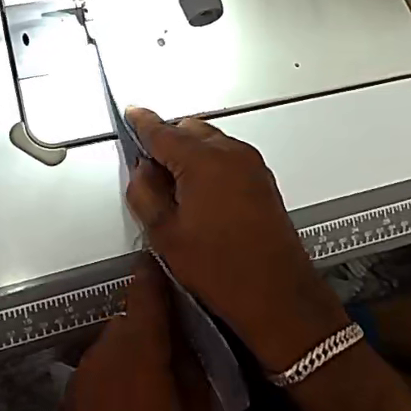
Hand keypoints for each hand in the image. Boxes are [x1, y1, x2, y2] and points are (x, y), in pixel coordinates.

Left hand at [33, 257, 215, 410]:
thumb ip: (193, 371)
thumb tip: (190, 334)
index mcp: (137, 349)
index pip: (146, 288)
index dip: (162, 269)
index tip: (181, 258)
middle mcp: (104, 349)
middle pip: (134, 313)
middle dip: (162, 318)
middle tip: (194, 332)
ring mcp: (84, 371)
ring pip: (120, 339)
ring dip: (144, 345)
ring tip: (174, 371)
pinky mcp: (74, 394)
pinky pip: (106, 363)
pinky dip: (126, 367)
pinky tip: (144, 399)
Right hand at [123, 108, 350, 373]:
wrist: (278, 297)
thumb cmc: (228, 271)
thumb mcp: (165, 234)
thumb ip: (144, 193)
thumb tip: (140, 173)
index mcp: (203, 162)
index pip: (161, 130)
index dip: (141, 121)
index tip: (132, 114)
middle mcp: (231, 155)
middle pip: (188, 128)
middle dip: (165, 139)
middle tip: (147, 164)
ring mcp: (251, 165)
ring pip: (209, 139)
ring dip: (189, 150)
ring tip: (174, 186)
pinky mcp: (262, 179)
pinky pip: (227, 154)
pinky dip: (209, 161)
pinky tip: (200, 192)